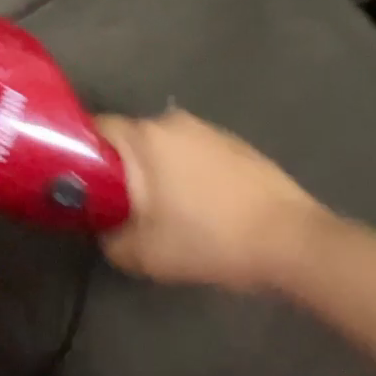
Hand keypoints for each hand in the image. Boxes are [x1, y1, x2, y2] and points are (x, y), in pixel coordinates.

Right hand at [95, 110, 327, 291]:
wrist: (294, 242)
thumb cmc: (211, 240)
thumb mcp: (146, 254)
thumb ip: (110, 238)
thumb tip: (104, 228)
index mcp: (145, 137)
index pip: (95, 128)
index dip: (81, 152)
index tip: (81, 181)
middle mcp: (172, 121)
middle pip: (130, 138)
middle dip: (122, 167)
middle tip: (123, 204)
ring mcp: (208, 129)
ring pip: (163, 146)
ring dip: (157, 170)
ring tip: (166, 209)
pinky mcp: (235, 143)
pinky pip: (193, 152)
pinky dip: (188, 172)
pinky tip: (202, 206)